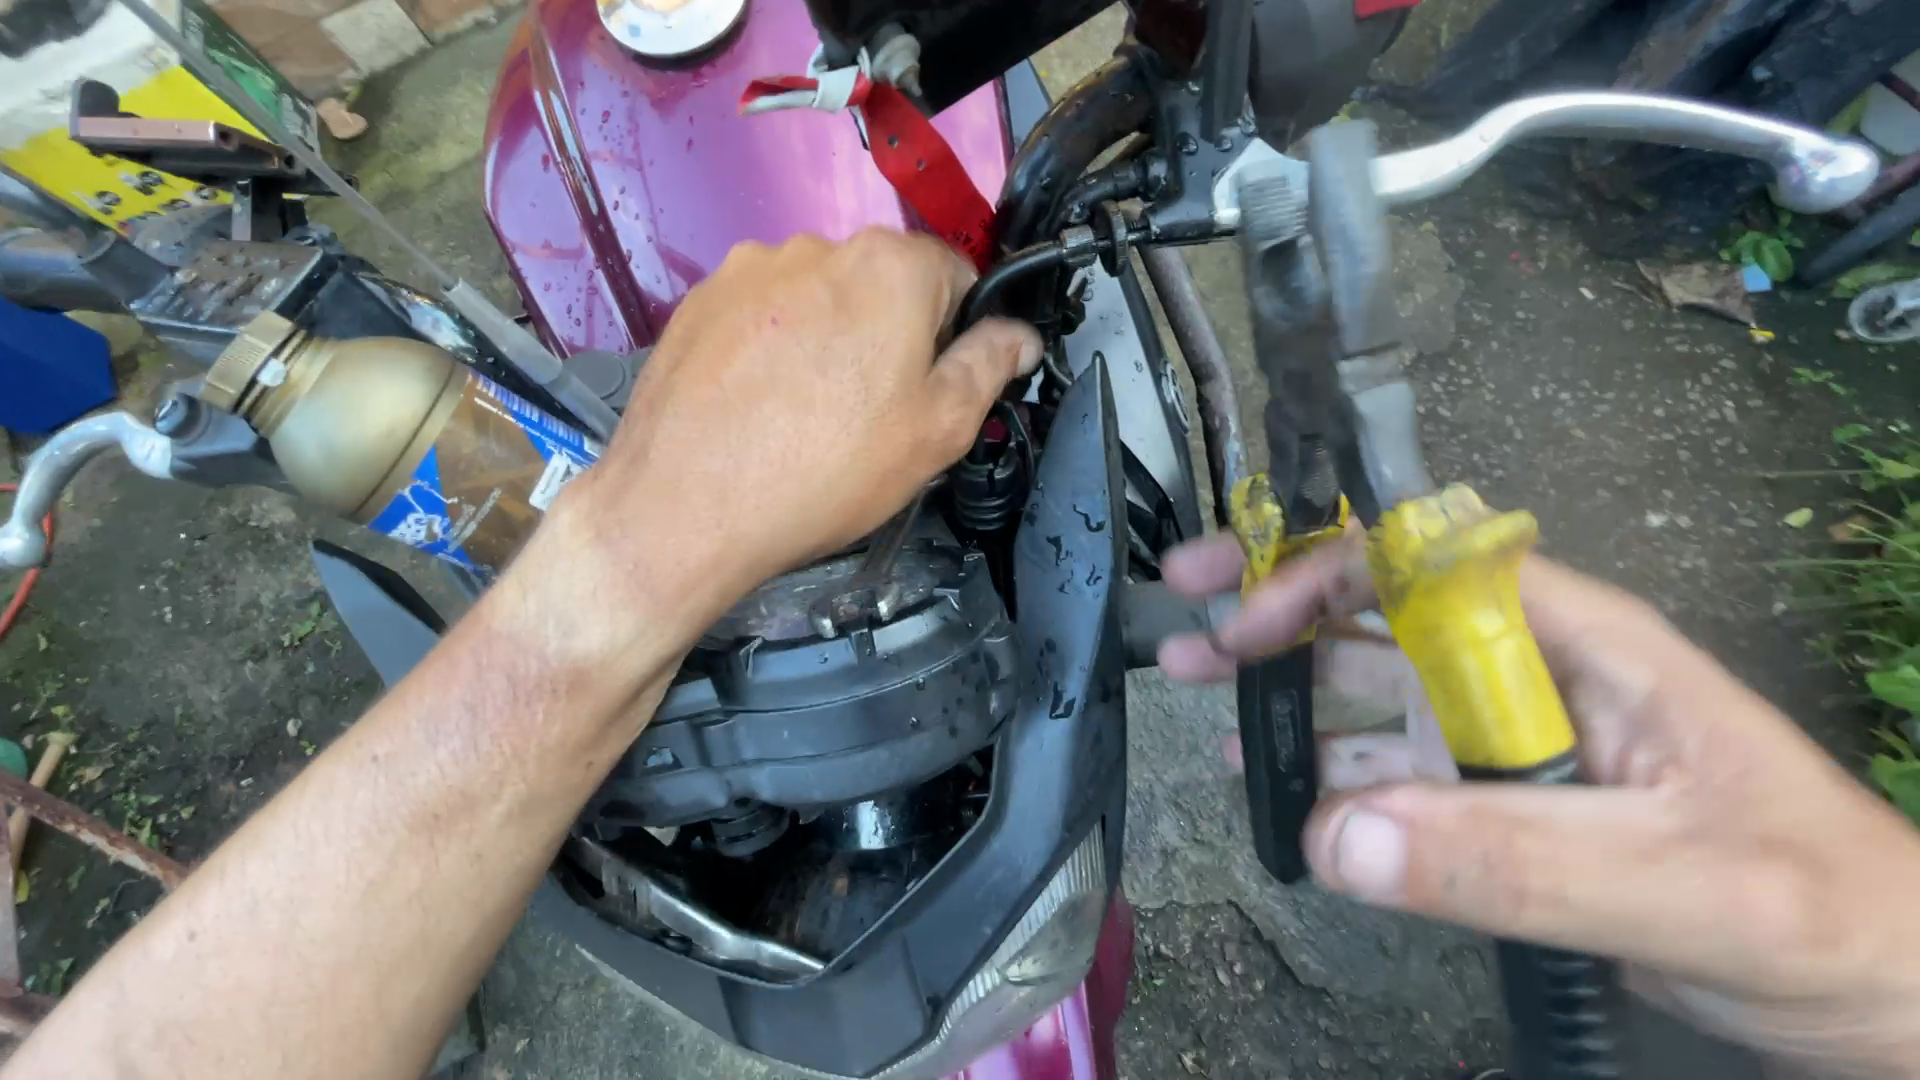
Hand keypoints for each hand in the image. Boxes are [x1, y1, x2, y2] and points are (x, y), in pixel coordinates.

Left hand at [540, 229, 1039, 633]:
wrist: (687, 507)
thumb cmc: (830, 469)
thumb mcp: (939, 430)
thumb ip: (989, 366)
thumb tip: (1019, 334)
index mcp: (891, 266)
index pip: (955, 276)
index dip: (956, 334)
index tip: (933, 387)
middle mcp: (818, 246)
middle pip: (882, 285)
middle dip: (891, 336)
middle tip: (871, 413)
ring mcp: (748, 269)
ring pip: (819, 299)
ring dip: (829, 339)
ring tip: (806, 413)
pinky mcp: (699, 302)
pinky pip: (762, 315)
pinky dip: (773, 348)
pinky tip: (759, 405)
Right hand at [1158, 533, 1919, 1075]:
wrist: (1891, 998)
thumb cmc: (1827, 917)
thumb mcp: (1682, 889)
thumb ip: (1512, 861)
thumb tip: (1332, 835)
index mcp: (1568, 638)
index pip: (1424, 566)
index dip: (1322, 574)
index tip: (1243, 618)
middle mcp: (1515, 663)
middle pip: (1372, 605)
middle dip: (1271, 597)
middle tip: (1185, 604)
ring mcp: (1491, 725)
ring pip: (1360, 674)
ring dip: (1274, 671)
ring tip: (1191, 674)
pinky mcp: (1478, 786)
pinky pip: (1374, 754)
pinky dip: (1310, 754)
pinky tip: (1259, 769)